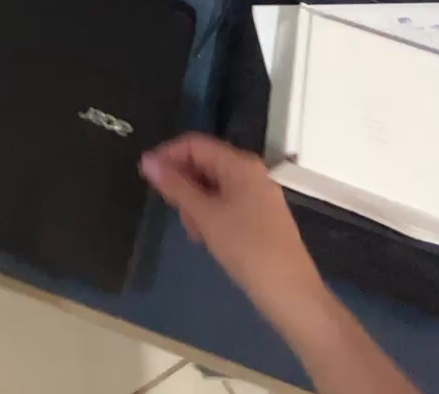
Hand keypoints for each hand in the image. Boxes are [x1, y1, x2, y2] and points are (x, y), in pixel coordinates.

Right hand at [140, 134, 323, 318]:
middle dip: (182, 183)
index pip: (194, 144)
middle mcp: (250, 172)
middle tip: (170, 207)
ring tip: (192, 230)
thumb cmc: (246, 248)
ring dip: (194, 201)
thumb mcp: (204, 215)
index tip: (146, 176)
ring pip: (212, 185)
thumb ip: (174, 185)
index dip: (167, 155)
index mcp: (239, 164)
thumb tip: (147, 161)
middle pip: (203, 163)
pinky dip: (209, 213)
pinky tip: (206, 236)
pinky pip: (225, 201)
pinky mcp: (260, 215)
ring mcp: (257, 194)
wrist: (292, 295)